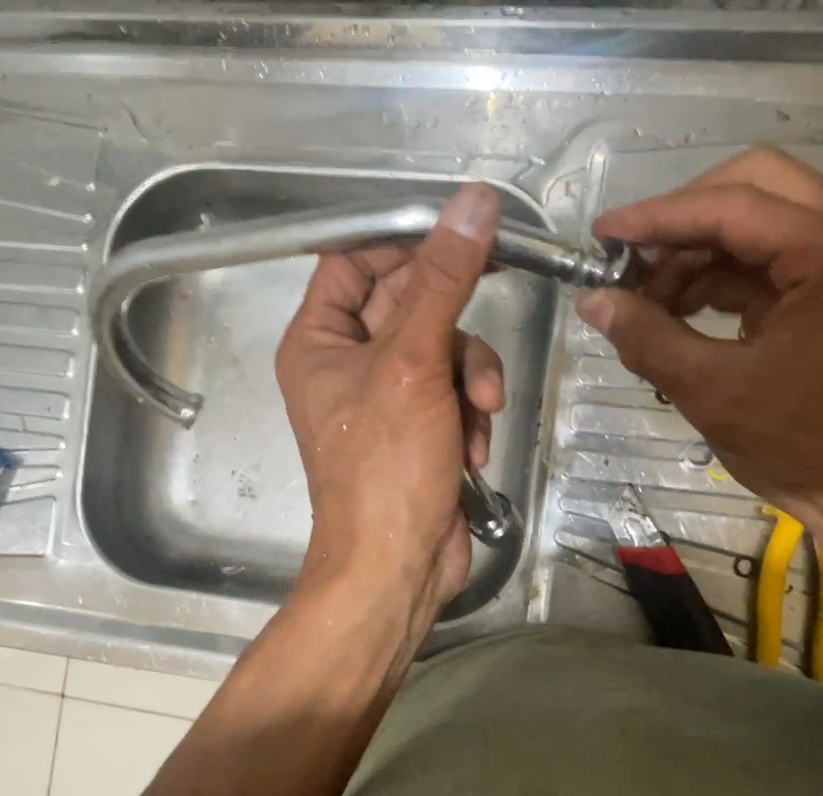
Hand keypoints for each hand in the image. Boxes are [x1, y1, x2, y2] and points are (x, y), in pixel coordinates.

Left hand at [276, 183, 505, 632]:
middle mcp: (347, 363)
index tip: (463, 227)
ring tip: (478, 411)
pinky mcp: (421, 428)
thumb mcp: (414, 364)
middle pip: (412, 300)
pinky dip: (471, 412)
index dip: (406, 240)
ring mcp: (387, 398)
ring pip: (444, 347)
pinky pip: (455, 391)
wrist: (397, 566)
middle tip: (503, 281)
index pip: (355, 260)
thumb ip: (444, 281)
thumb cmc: (386, 467)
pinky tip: (473, 445)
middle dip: (455, 321)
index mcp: (319, 340)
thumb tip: (474, 202)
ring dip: (472, 374)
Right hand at [578, 146, 822, 547]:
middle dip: (684, 220)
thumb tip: (591, 301)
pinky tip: (682, 314)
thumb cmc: (803, 446)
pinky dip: (726, 279)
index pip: (731, 204)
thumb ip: (648, 337)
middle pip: (754, 187)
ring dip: (701, 252)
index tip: (602, 235)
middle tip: (631, 261)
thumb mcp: (713, 391)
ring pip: (763, 222)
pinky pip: (775, 260)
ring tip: (648, 303)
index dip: (657, 217)